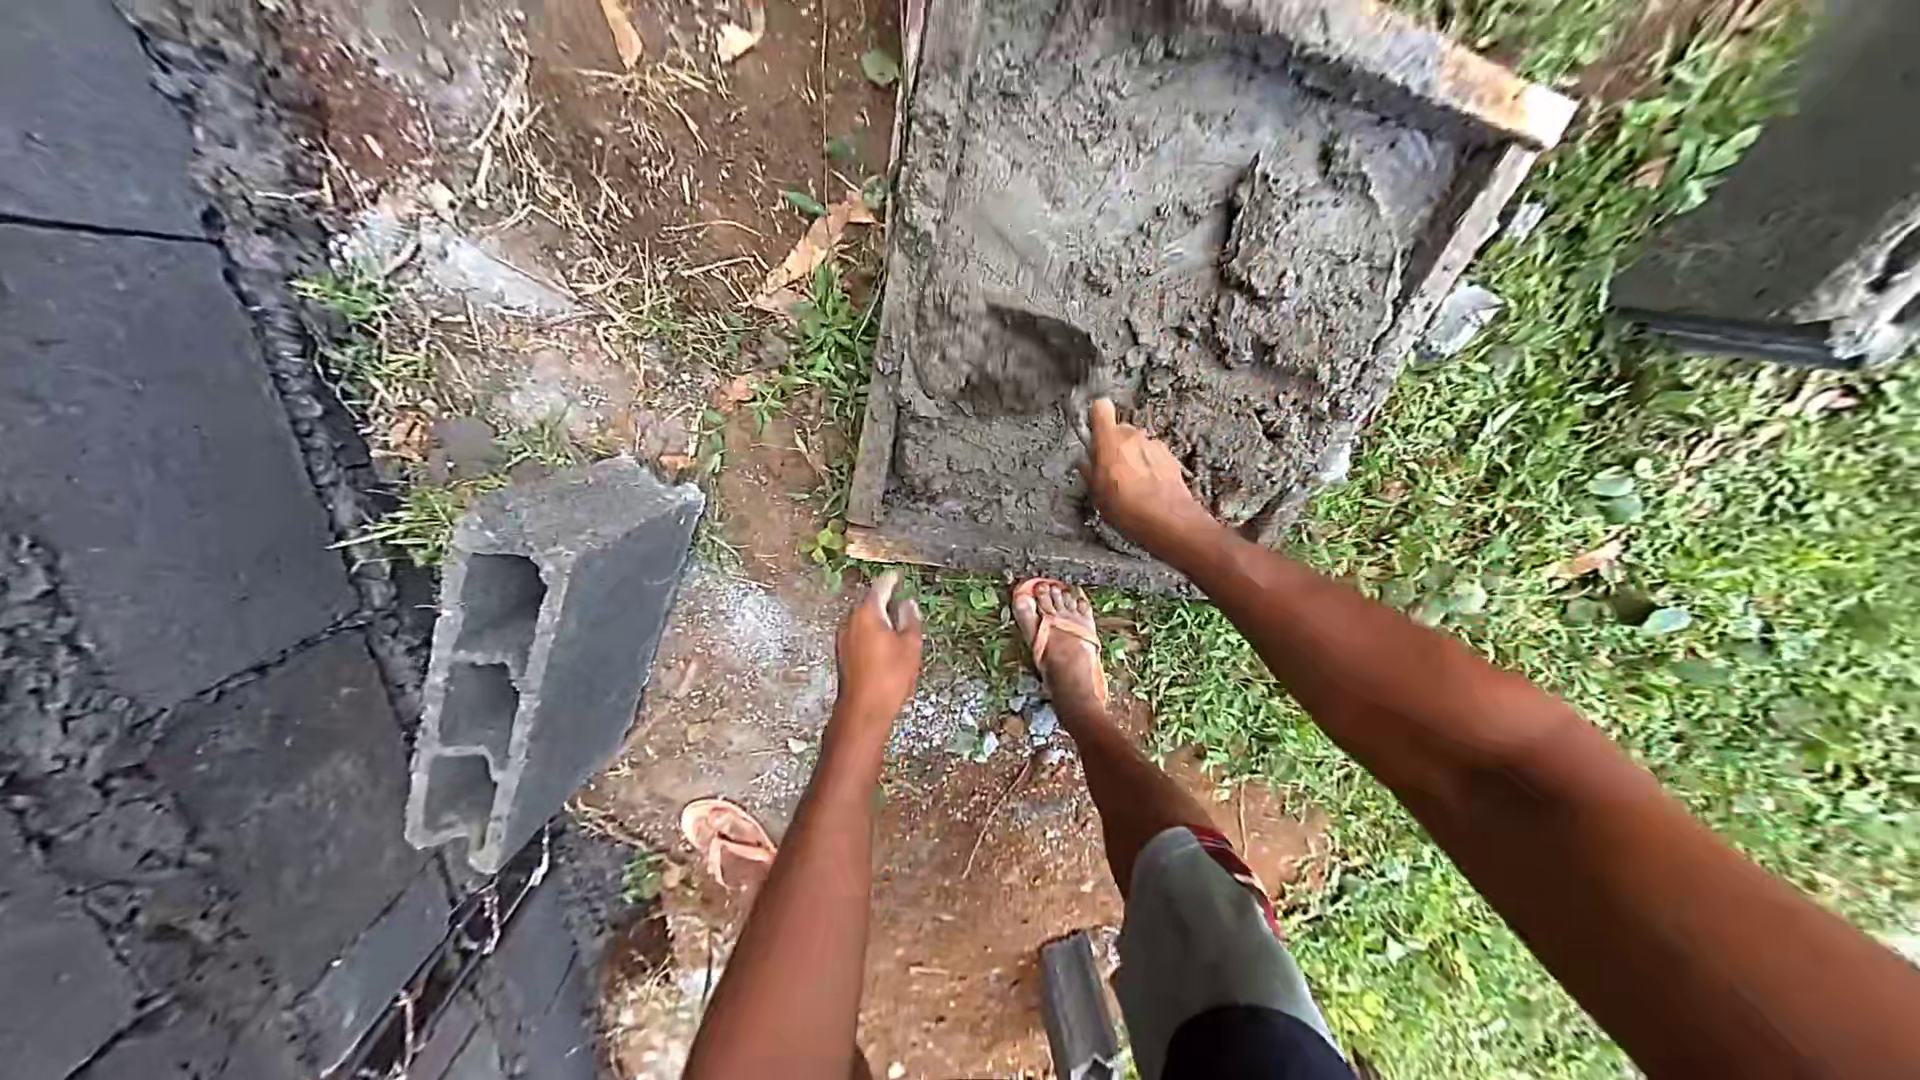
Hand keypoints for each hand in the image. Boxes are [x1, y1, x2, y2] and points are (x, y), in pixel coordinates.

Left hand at [832, 571, 922, 740]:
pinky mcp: (842, 654)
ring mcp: (843, 638)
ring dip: (877, 618)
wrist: (863, 709)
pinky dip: (871, 632)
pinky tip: (883, 644)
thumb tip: (907, 604)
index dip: (891, 580)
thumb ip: (909, 619)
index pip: (880, 587)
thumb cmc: (889, 676)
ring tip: (895, 625)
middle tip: (900, 601)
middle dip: (884, 600)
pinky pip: (858, 634)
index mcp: (867, 613)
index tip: (897, 575)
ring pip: (862, 620)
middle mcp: (850, 621)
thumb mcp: (909, 645)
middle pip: (869, 603)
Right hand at [1083, 398, 1217, 554]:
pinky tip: (1146, 488)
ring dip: (1133, 458)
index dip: (1096, 417)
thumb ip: (1090, 472)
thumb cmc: (1127, 507)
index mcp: (1109, 440)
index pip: (1100, 409)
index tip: (1093, 432)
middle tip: (1109, 471)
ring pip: (1137, 444)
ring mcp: (1154, 445)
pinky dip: (1149, 467)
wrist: (1166, 520)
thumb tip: (1086, 465)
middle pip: (1119, 430)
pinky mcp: (1170, 457)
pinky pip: (1153, 456)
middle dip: (1114, 446)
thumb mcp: (1096, 494)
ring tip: (1130, 485)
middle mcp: (1133, 436)